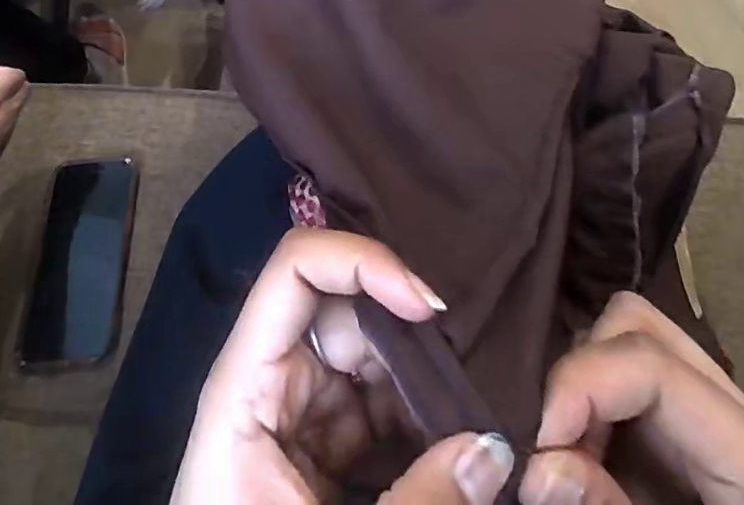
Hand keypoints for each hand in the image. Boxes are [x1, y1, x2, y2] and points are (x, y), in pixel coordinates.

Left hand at [172, 228, 515, 502]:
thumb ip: (420, 501)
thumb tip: (495, 448)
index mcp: (248, 383)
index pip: (297, 270)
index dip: (361, 262)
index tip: (427, 307)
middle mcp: (275, 378)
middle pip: (346, 310)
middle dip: (411, 333)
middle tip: (471, 378)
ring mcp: (302, 408)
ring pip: (373, 356)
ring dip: (425, 380)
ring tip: (473, 415)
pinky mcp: (327, 442)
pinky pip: (382, 403)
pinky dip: (422, 417)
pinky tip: (454, 445)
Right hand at [520, 292, 743, 504]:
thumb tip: (538, 469)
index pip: (653, 364)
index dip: (580, 384)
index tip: (536, 448)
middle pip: (641, 326)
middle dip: (580, 372)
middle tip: (552, 449)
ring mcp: (725, 431)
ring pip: (630, 344)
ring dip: (582, 391)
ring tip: (567, 464)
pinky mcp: (702, 450)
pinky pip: (630, 390)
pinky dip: (592, 413)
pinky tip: (588, 470)